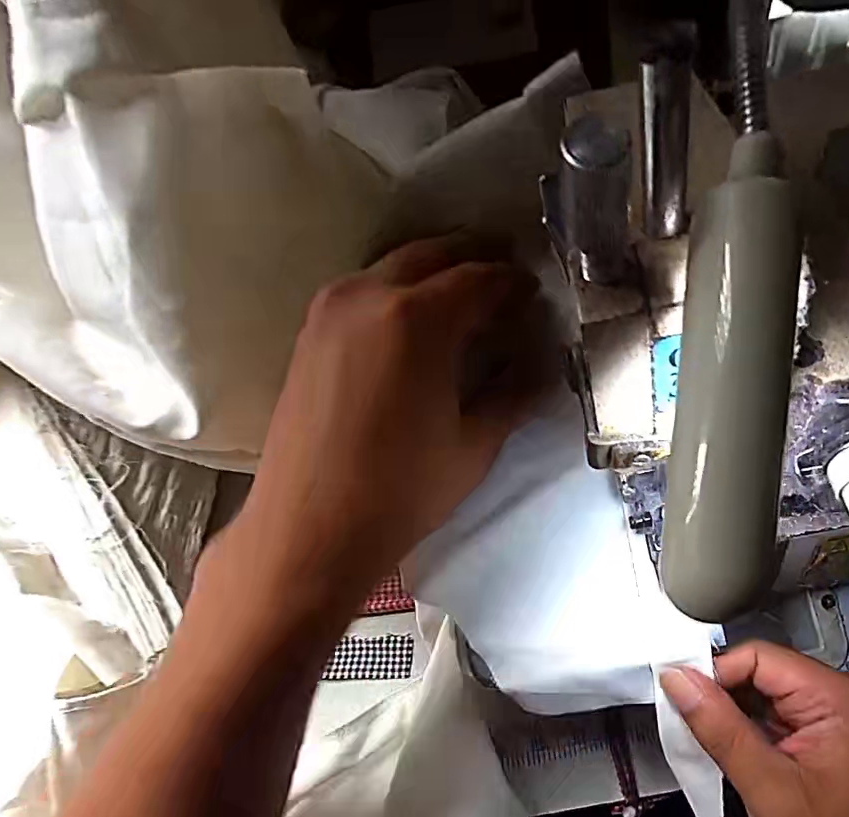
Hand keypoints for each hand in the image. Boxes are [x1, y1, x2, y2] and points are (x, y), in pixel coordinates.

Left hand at [223, 233, 542, 602]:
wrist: (312, 528)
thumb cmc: (402, 490)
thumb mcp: (473, 445)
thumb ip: (511, 396)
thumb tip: (539, 369)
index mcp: (417, 320)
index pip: (479, 279)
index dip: (513, 283)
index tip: (534, 291)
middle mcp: (368, 296)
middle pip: (432, 255)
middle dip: (474, 258)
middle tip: (505, 276)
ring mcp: (329, 311)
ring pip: (393, 267)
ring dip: (434, 271)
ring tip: (465, 296)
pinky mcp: (309, 334)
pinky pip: (364, 291)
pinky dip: (399, 292)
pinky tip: (417, 324)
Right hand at [659, 642, 848, 816]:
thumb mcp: (769, 790)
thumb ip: (720, 728)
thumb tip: (677, 680)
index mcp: (840, 698)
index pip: (760, 658)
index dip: (715, 674)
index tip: (680, 701)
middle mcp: (845, 696)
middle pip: (764, 672)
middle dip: (723, 697)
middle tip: (689, 728)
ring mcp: (841, 716)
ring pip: (768, 694)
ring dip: (735, 716)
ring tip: (712, 746)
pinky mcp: (832, 736)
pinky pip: (780, 716)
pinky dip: (752, 731)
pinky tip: (735, 754)